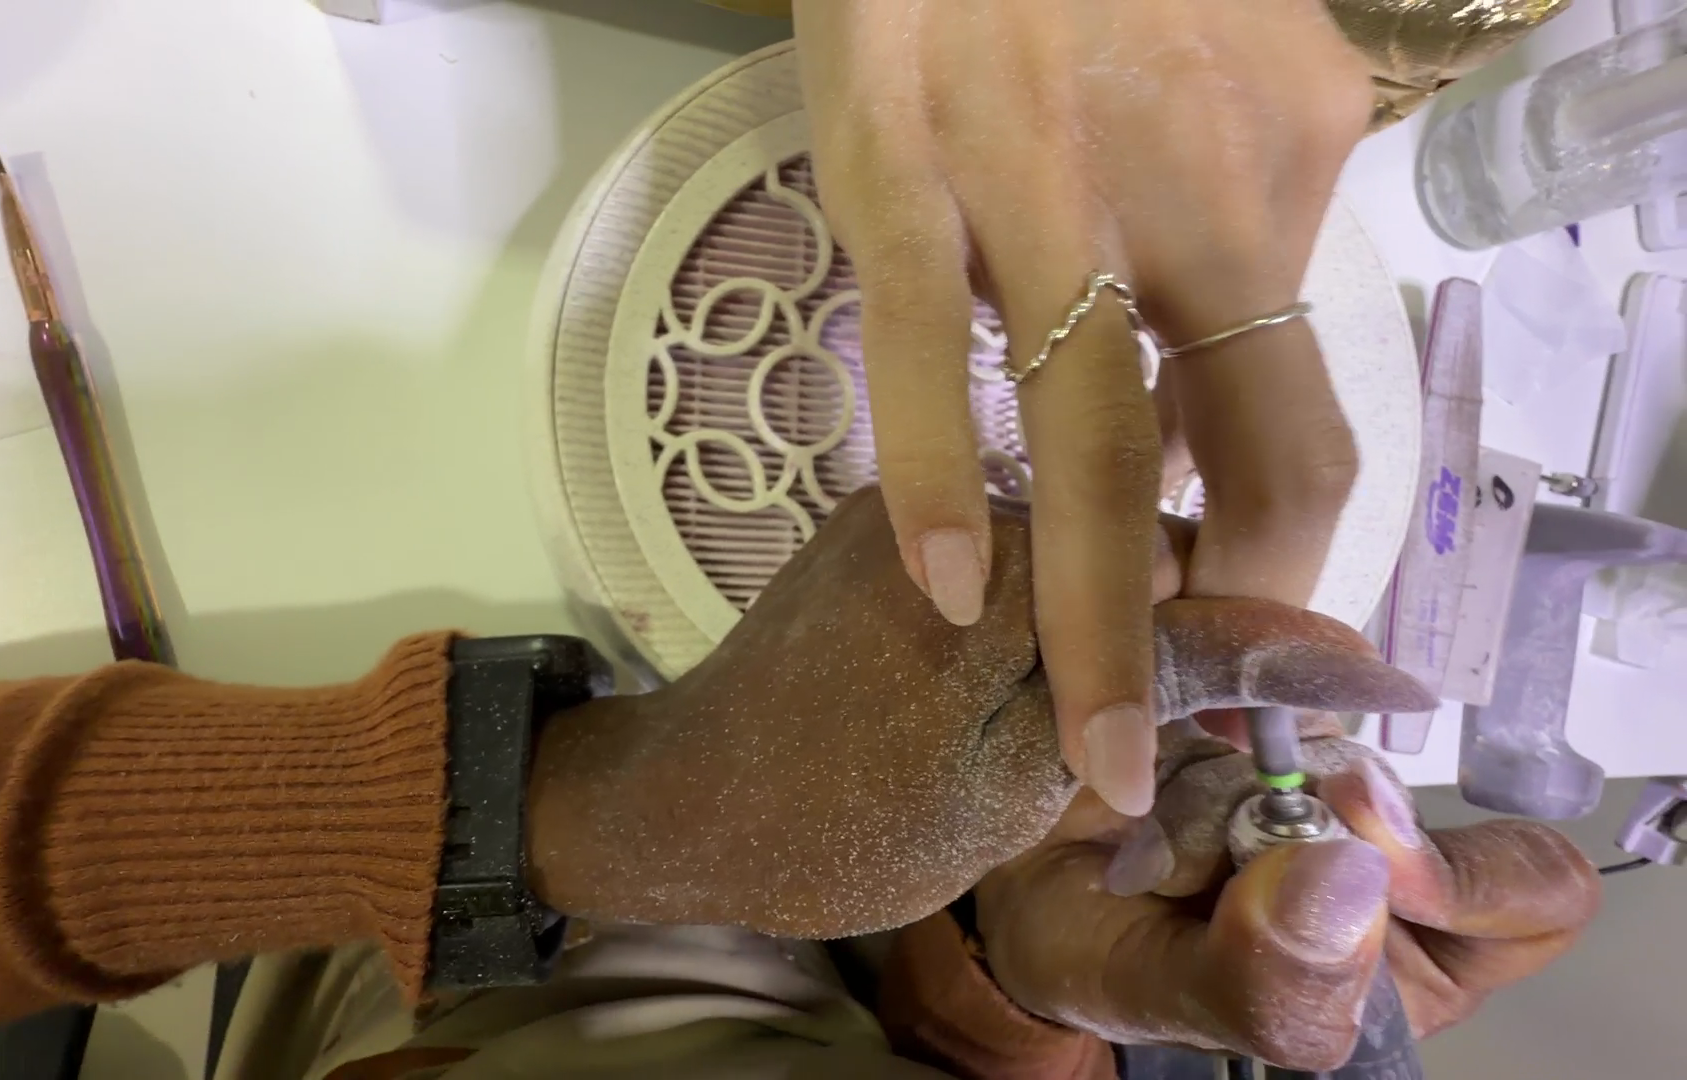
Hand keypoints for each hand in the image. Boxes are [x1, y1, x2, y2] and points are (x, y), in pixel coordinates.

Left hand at [526, 490, 1431, 940]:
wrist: (693, 801)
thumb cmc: (845, 826)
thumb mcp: (1019, 779)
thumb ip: (1145, 682)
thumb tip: (1308, 644)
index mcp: (994, 557)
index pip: (1177, 557)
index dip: (1261, 626)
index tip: (1340, 691)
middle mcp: (945, 501)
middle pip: (1118, 531)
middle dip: (1183, 615)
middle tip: (1218, 705)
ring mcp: (895, 508)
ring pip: (1054, 537)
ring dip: (1107, 606)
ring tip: (1124, 694)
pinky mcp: (866, 534)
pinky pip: (986, 547)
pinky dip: (1035, 600)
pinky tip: (1033, 662)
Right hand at [793, 0, 1373, 815]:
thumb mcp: (1185, 93)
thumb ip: (1195, 247)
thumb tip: (1161, 390)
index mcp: (1277, 165)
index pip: (1299, 422)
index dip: (1269, 563)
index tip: (1210, 644)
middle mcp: (1195, 186)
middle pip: (1243, 457)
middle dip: (1209, 635)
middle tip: (1157, 754)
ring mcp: (1043, 185)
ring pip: (1093, 437)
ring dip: (1090, 615)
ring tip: (1082, 737)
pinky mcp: (907, 177)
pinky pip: (926, 357)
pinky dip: (932, 485)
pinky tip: (941, 589)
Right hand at [976, 730, 1601, 1068]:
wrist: (1001, 875)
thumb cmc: (1095, 958)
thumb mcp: (1176, 996)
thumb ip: (1270, 979)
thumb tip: (1349, 878)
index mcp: (1390, 936)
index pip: (1513, 887)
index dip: (1454, 869)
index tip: (1340, 846)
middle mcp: (1346, 835)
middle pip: (1381, 782)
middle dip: (1280, 797)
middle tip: (1192, 823)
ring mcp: (1276, 759)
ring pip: (1301, 714)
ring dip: (1210, 749)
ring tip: (1132, 790)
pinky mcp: (1209, 698)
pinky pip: (1225, 664)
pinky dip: (1180, 681)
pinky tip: (1124, 719)